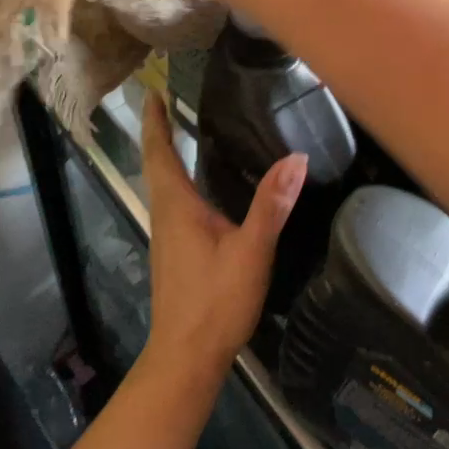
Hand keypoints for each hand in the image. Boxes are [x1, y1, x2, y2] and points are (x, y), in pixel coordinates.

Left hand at [139, 92, 303, 376]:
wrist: (186, 356)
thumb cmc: (215, 301)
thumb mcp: (251, 251)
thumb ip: (271, 206)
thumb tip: (296, 158)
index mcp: (177, 207)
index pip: (159, 153)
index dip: (155, 121)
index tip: (152, 92)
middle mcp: (164, 216)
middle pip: (156, 165)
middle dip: (159, 133)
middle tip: (167, 103)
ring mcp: (166, 237)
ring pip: (162, 186)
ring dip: (166, 157)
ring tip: (182, 134)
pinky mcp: (174, 255)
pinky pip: (172, 205)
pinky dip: (178, 182)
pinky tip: (199, 190)